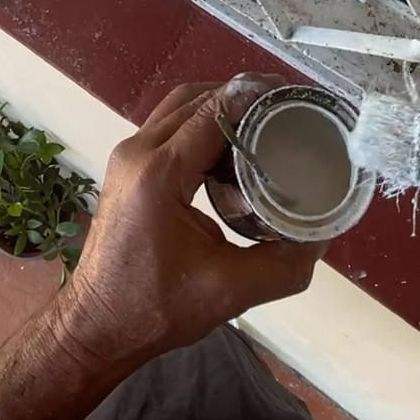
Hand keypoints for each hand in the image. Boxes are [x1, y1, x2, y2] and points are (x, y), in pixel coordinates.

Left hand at [51, 74, 324, 367]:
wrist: (97, 325)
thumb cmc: (155, 307)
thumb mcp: (230, 290)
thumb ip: (283, 264)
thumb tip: (322, 237)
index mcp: (160, 172)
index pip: (213, 112)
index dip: (253, 96)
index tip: (289, 94)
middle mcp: (138, 151)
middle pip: (195, 100)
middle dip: (240, 95)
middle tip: (282, 105)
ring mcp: (128, 155)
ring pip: (178, 106)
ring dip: (218, 105)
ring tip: (261, 118)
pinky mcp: (127, 165)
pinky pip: (168, 124)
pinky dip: (200, 121)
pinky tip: (230, 142)